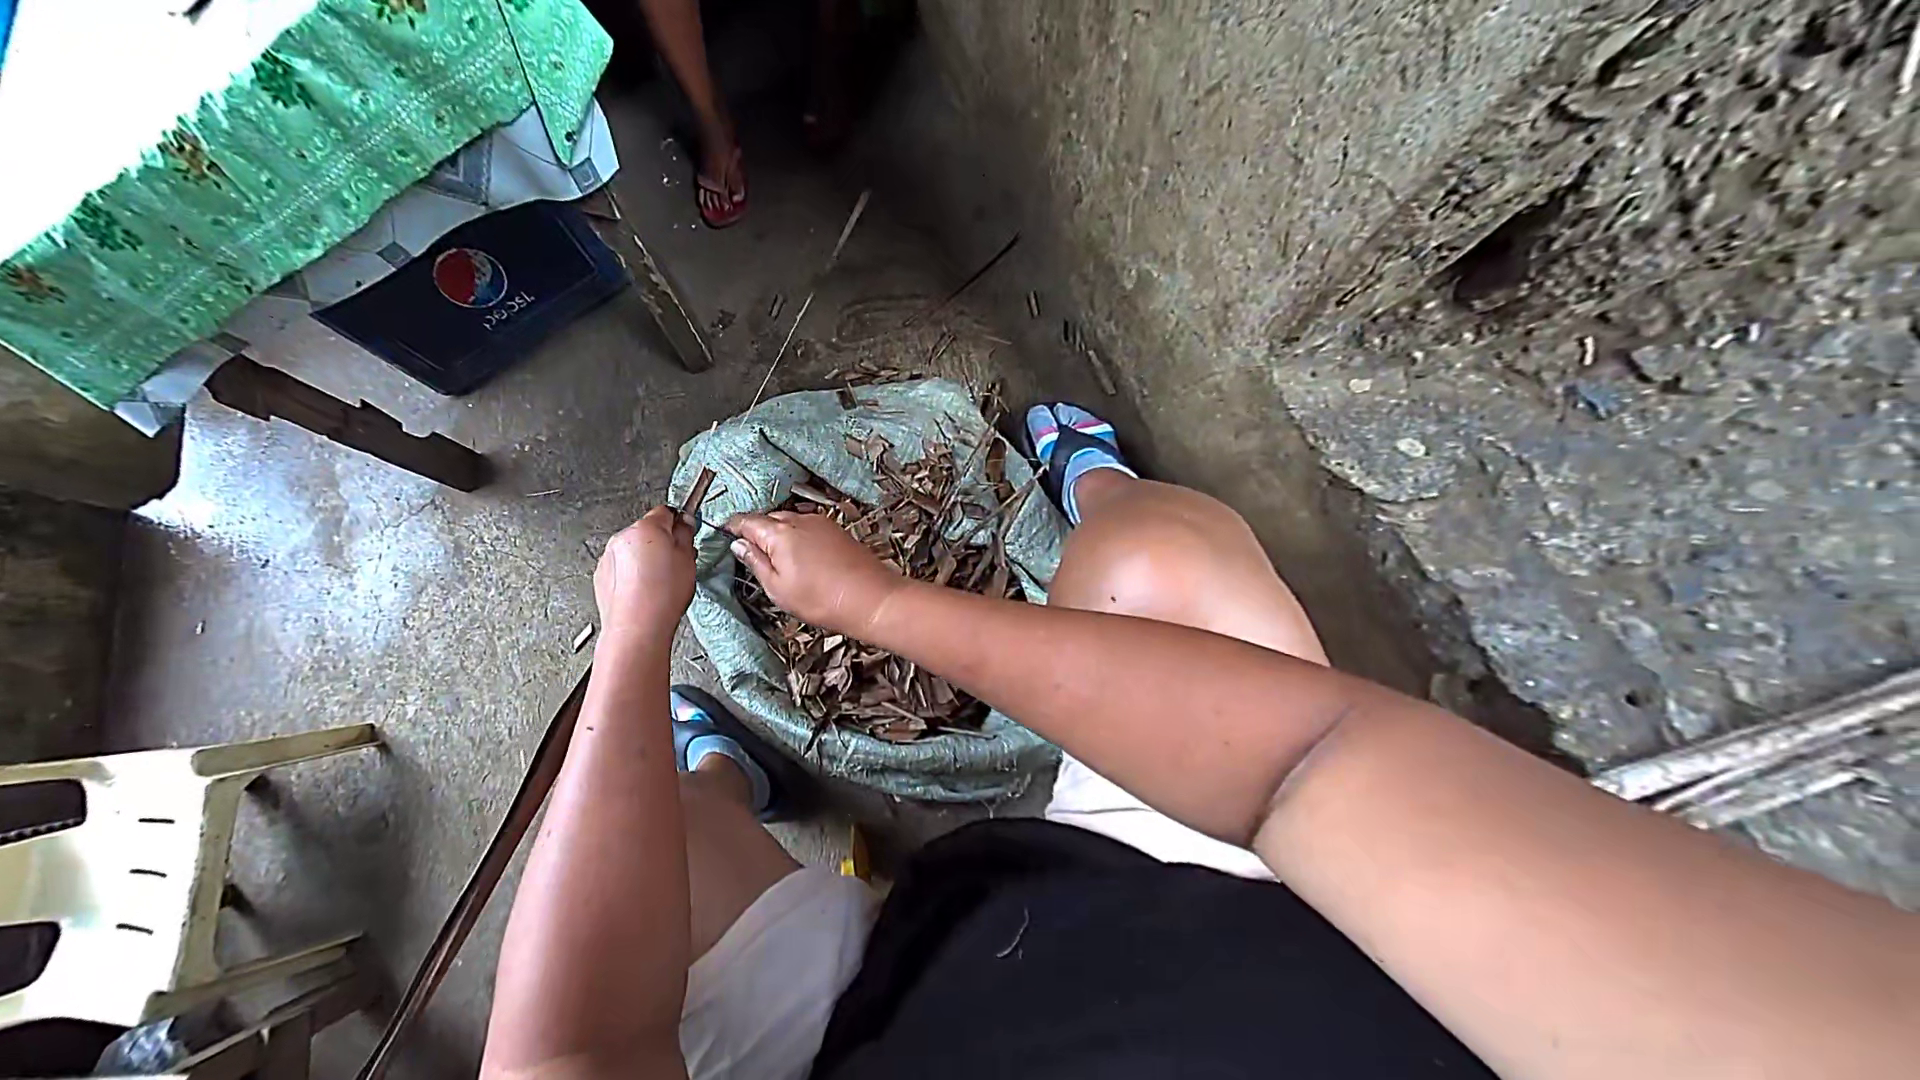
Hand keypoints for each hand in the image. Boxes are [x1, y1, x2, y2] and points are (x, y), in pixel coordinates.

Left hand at [594, 506, 694, 637]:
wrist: (637, 627)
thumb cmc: (662, 596)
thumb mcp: (688, 560)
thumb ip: (685, 535)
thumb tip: (684, 524)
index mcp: (646, 529)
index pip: (665, 512)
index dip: (679, 523)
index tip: (686, 533)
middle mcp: (623, 537)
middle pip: (648, 530)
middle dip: (662, 542)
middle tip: (677, 562)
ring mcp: (609, 556)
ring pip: (634, 548)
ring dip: (646, 558)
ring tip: (661, 581)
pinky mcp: (602, 573)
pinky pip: (622, 565)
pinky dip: (633, 572)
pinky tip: (645, 588)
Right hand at [726, 510, 906, 635]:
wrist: (871, 599)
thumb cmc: (827, 599)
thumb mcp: (778, 588)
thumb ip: (755, 562)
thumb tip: (739, 546)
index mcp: (780, 533)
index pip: (746, 521)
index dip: (733, 527)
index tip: (726, 533)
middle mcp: (801, 521)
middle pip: (769, 519)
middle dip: (757, 532)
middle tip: (751, 553)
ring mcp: (822, 524)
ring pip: (790, 522)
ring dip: (780, 535)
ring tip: (779, 562)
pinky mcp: (837, 531)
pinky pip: (809, 528)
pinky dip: (799, 539)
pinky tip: (803, 561)